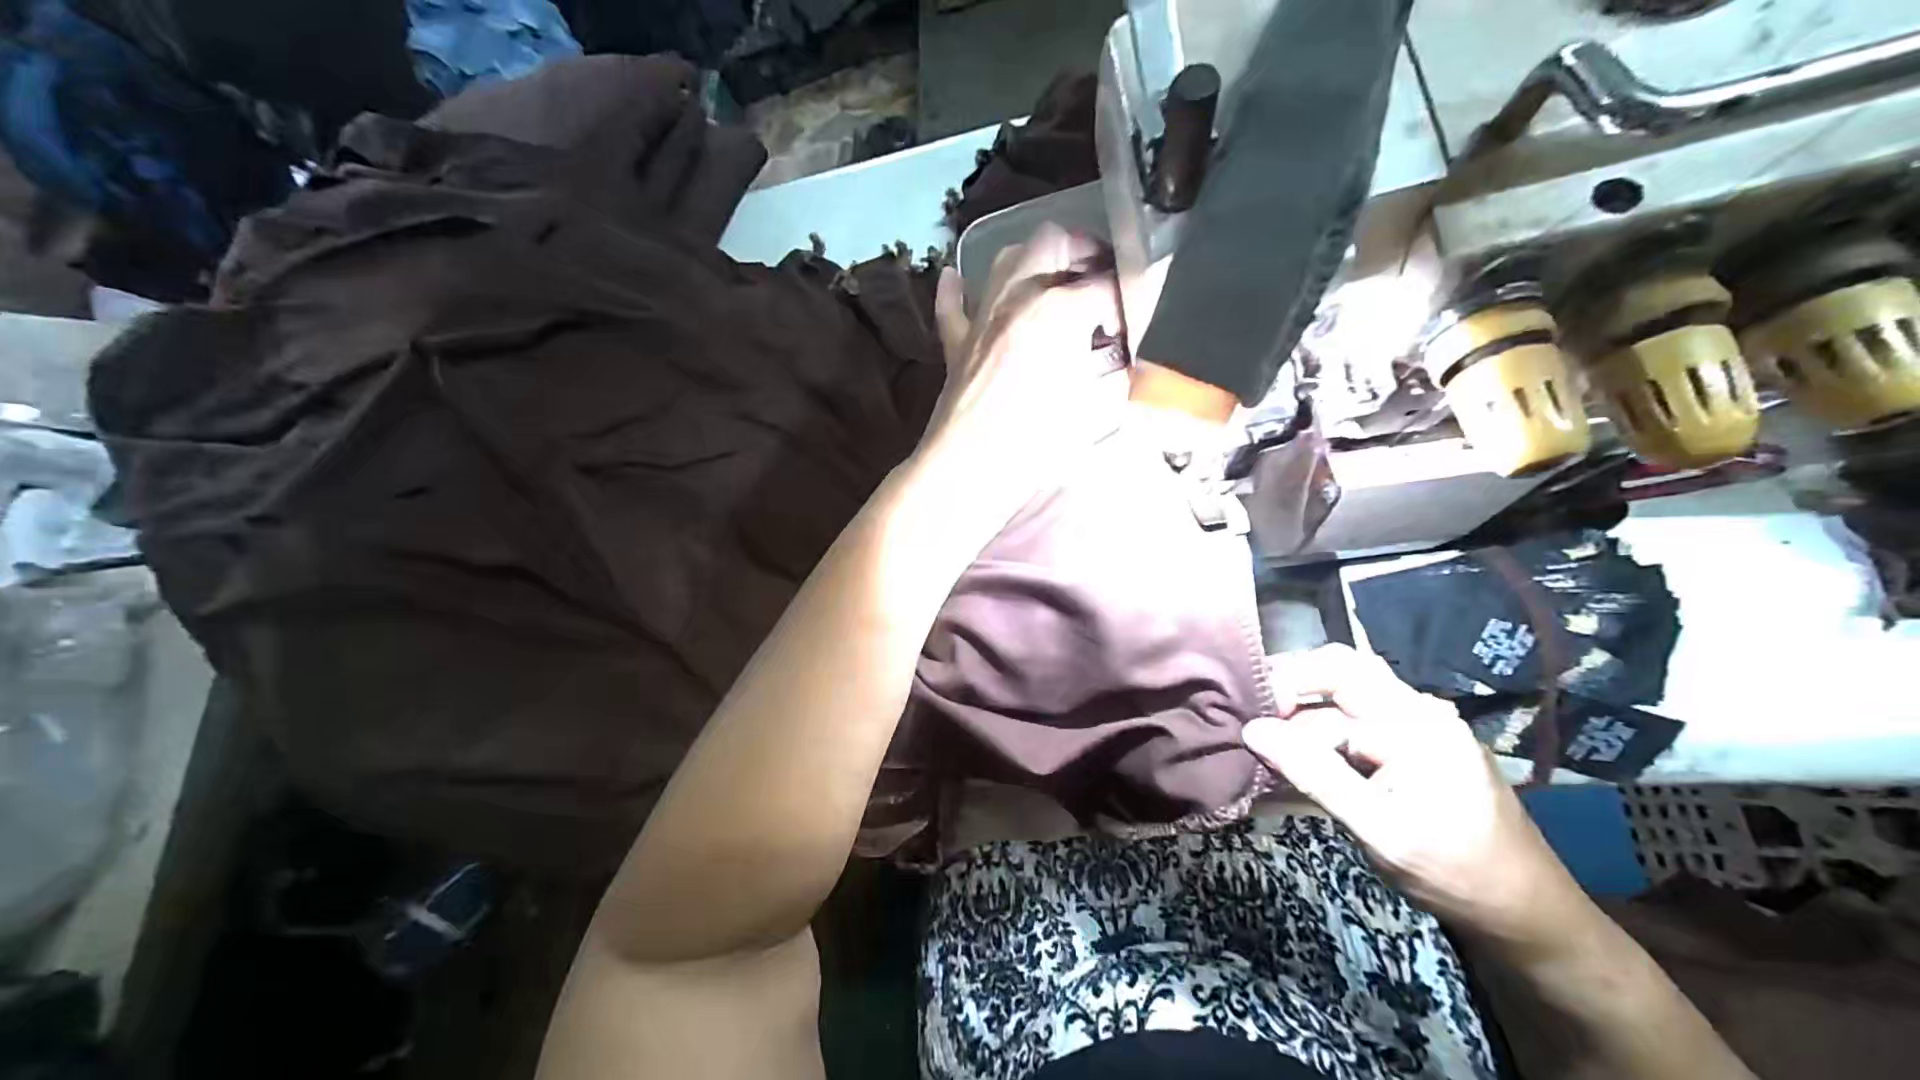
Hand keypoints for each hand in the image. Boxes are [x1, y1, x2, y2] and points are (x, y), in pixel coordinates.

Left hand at [914, 224, 1128, 523]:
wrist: (970, 470)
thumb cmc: (1037, 446)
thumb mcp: (1093, 406)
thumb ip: (1115, 370)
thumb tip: (1126, 354)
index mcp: (1058, 311)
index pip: (1108, 284)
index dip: (1131, 294)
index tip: (1138, 311)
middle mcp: (1017, 297)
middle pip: (1054, 241)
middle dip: (1084, 254)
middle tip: (1102, 283)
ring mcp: (983, 317)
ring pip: (1007, 259)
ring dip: (1036, 260)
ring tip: (1056, 282)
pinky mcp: (958, 343)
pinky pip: (954, 303)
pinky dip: (960, 289)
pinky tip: (959, 279)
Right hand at [1243, 645, 1588, 953]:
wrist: (1525, 912)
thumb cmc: (1453, 871)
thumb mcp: (1377, 827)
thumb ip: (1313, 773)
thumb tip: (1252, 729)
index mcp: (1416, 721)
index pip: (1336, 676)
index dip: (1286, 683)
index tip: (1249, 715)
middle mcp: (1418, 710)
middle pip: (1341, 674)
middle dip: (1291, 691)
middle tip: (1251, 720)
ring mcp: (1418, 727)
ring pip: (1344, 702)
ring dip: (1303, 720)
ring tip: (1268, 749)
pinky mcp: (1414, 747)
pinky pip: (1358, 725)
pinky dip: (1323, 738)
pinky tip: (1301, 763)